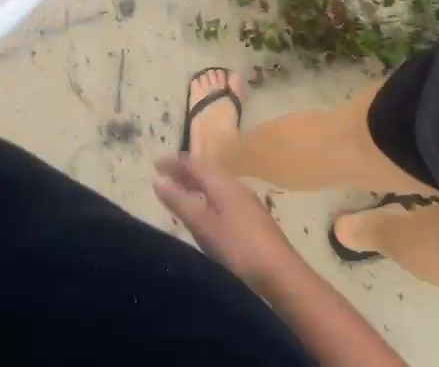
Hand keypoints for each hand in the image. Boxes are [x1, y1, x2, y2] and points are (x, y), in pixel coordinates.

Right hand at [154, 153, 297, 288]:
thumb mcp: (202, 225)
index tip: (155, 163)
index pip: (193, 164)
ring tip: (181, 193)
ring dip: (197, 186)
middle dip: (184, 173)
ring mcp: (248, 203)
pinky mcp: (255, 220)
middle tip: (164, 176)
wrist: (283, 276)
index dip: (173, 162)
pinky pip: (224, 199)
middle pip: (206, 173)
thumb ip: (179, 202)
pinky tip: (206, 213)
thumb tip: (157, 180)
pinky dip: (208, 199)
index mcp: (222, 183)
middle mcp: (236, 187)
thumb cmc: (238, 247)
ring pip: (216, 187)